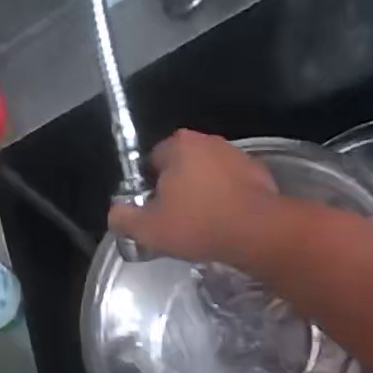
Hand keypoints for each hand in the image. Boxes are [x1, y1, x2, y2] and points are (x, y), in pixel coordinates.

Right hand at [108, 130, 280, 265]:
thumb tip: (114, 214)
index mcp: (178, 145)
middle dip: (177, 191)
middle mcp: (207, 140)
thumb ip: (125, 219)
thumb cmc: (196, 225)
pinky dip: (227, 203)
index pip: (152, 161)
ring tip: (202, 228)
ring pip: (209, 177)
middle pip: (182, 167)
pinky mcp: (258, 174)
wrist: (254, 231)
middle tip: (176, 224)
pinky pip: (232, 188)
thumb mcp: (149, 229)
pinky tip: (225, 226)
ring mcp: (236, 155)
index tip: (153, 213)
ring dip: (204, 197)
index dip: (149, 188)